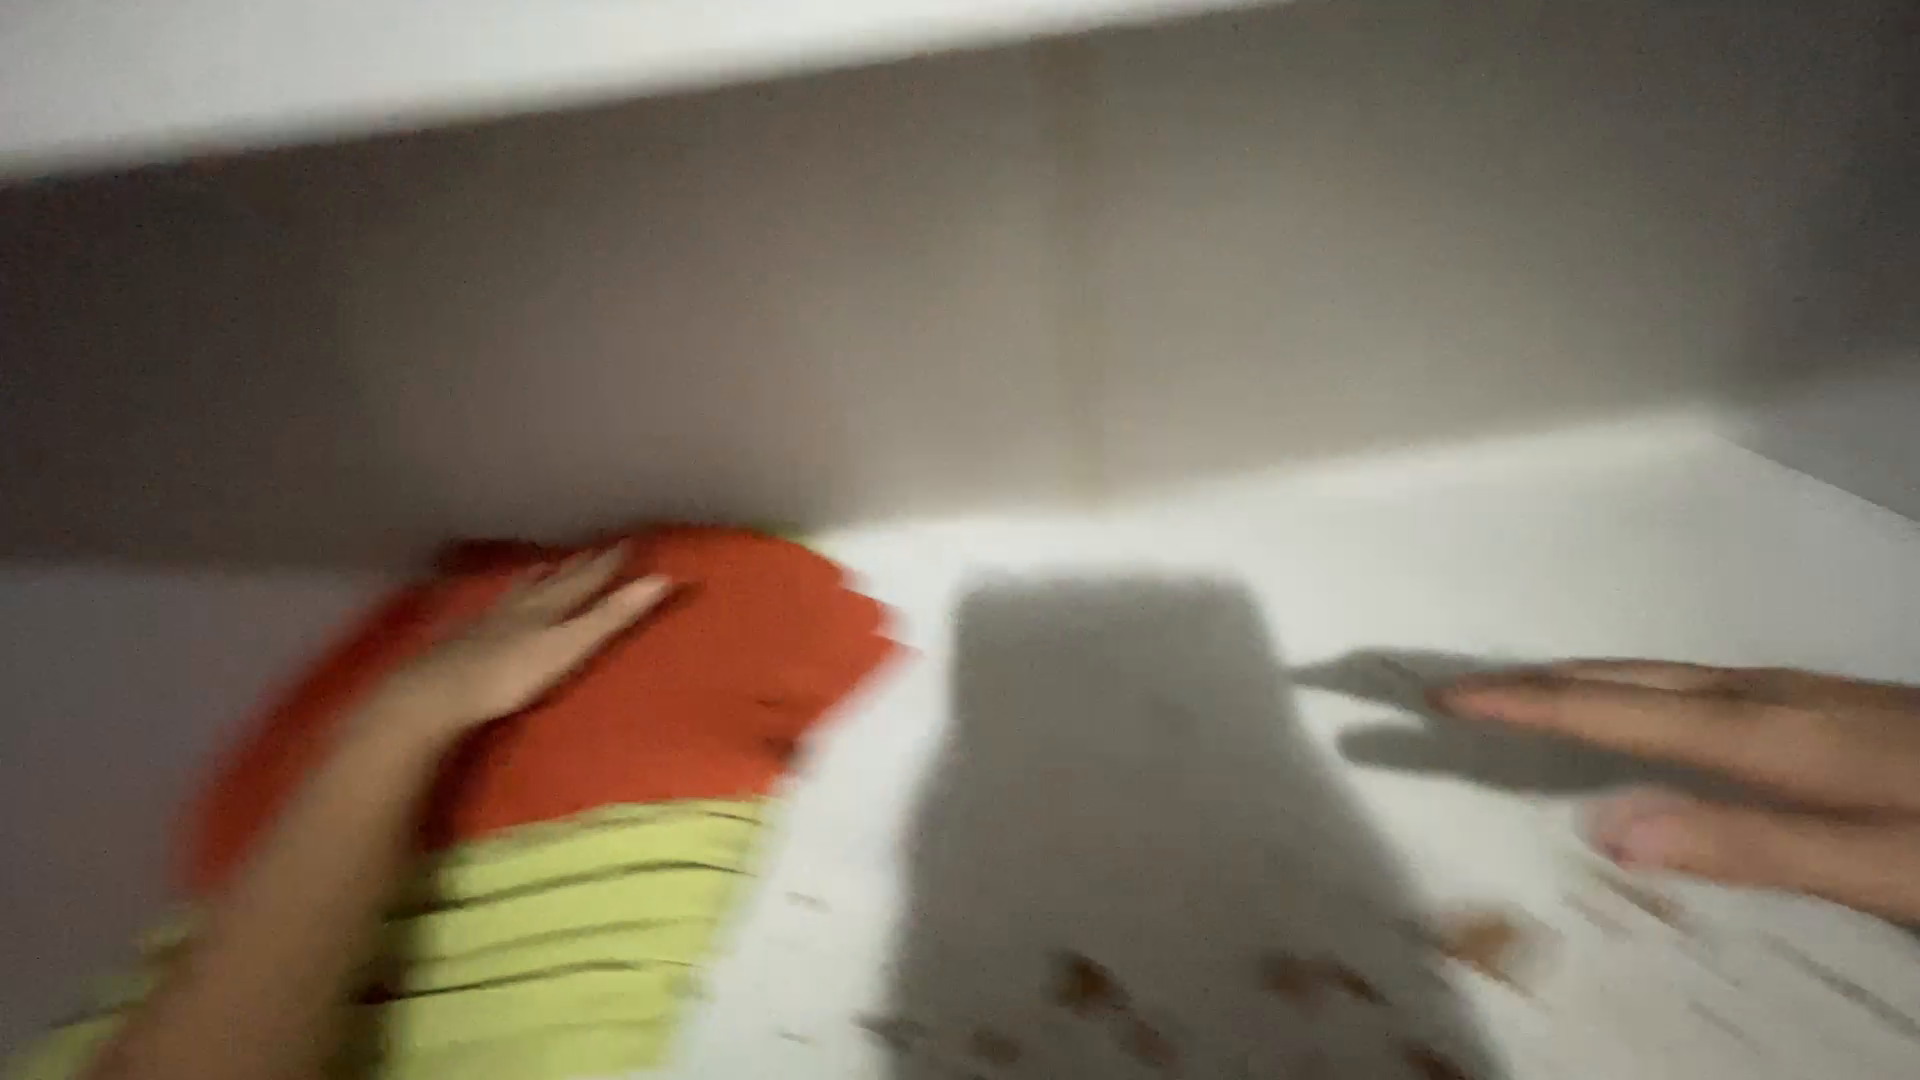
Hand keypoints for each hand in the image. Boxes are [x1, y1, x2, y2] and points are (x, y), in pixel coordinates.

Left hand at [355, 545, 670, 742]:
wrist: (434, 692)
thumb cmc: (513, 673)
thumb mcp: (572, 645)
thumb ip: (614, 615)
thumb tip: (661, 579)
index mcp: (552, 605)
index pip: (588, 579)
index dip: (609, 563)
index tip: (628, 543)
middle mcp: (524, 605)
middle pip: (556, 580)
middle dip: (578, 565)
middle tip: (594, 549)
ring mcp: (490, 621)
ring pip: (521, 591)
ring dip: (539, 577)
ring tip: (546, 565)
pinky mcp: (464, 640)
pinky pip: (490, 610)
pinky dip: (501, 600)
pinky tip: (493, 603)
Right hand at [1437, 661, 1919, 919]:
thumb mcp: (1896, 867)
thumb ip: (1751, 844)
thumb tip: (1606, 827)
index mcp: (1758, 732)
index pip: (1603, 712)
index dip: (1516, 705)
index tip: (1439, 698)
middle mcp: (1755, 697)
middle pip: (1611, 678)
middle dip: (1522, 681)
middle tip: (1451, 690)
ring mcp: (1786, 693)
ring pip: (1644, 674)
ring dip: (1563, 679)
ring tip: (1510, 691)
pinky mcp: (1811, 702)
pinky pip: (1678, 684)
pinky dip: (1616, 688)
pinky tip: (1623, 703)